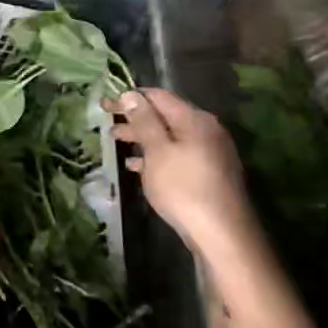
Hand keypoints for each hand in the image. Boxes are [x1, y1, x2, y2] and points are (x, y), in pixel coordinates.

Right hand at [109, 88, 254, 242]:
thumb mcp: (158, 151)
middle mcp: (206, 130)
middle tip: (106, 121)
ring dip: (142, 137)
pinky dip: (155, 156)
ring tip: (116, 141)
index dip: (131, 97)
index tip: (107, 103)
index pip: (159, 96)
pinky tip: (136, 166)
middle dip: (135, 117)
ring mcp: (209, 152)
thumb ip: (144, 121)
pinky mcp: (208, 173)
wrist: (221, 233)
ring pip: (169, 137)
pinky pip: (177, 154)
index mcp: (194, 119)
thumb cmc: (183, 187)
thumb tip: (131, 94)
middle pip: (165, 115)